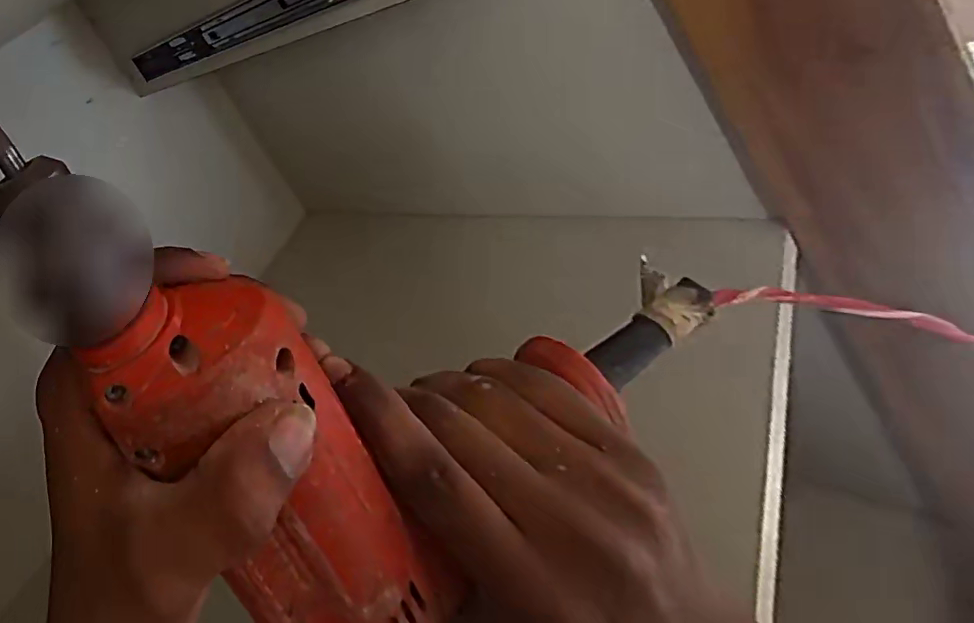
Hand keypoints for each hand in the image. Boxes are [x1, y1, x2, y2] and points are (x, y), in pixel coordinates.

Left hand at [38, 248, 317, 622]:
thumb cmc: (112, 593)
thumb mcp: (167, 551)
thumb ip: (223, 500)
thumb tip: (290, 427)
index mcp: (77, 388)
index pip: (107, 296)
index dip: (162, 271)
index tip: (218, 275)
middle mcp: (102, 380)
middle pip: (156, 306)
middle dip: (221, 300)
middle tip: (278, 315)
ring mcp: (131, 397)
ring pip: (183, 335)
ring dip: (238, 329)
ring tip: (290, 344)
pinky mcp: (159, 419)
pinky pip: (202, 372)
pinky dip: (243, 366)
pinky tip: (281, 382)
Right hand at [315, 348, 748, 622]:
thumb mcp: (478, 621)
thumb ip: (415, 557)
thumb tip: (345, 483)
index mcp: (536, 583)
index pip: (435, 475)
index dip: (376, 416)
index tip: (340, 379)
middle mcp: (580, 527)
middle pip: (454, 421)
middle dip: (400, 399)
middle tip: (378, 408)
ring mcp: (613, 482)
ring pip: (489, 390)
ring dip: (441, 386)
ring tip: (430, 409)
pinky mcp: (633, 450)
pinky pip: (536, 381)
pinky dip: (490, 375)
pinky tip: (478, 395)